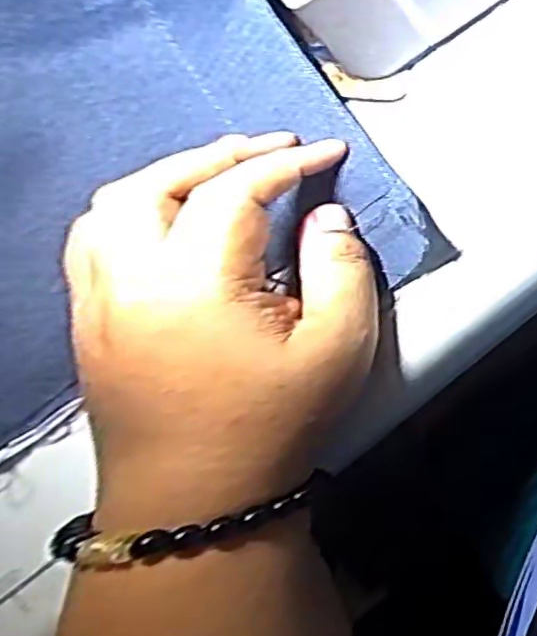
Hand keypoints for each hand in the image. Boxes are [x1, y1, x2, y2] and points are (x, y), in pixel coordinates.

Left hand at [63, 134, 377, 526]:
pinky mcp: (96, 323)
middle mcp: (128, 287)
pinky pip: (99, 241)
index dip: (285, 164)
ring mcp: (100, 306)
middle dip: (217, 156)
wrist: (202, 488)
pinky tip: (185, 215)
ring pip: (108, 212)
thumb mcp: (342, 338)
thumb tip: (326, 217)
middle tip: (276, 146)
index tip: (328, 152)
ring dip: (170, 177)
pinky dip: (143, 208)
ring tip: (229, 168)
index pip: (231, 196)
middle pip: (149, 189)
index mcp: (192, 288)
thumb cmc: (277, 415)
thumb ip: (341, 266)